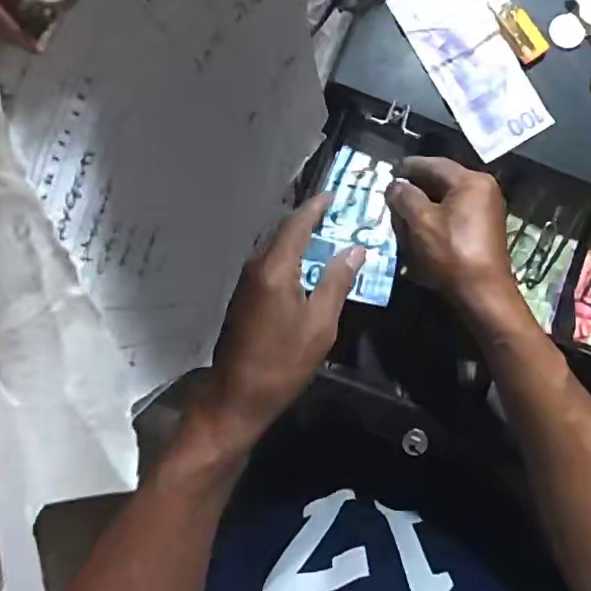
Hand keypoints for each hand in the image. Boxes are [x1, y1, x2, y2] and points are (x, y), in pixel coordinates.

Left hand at [197, 193, 362, 444]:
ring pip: (276, 248)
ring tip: (328, 237)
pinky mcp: (244, 296)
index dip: (316, 207)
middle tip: (338, 216)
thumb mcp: (320, 324)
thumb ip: (337, 282)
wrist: (236, 396)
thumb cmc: (283, 361)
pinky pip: (271, 264)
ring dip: (300, 240)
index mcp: (275, 268)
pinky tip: (308, 267)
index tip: (333, 194)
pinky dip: (291, 257)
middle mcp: (256, 267)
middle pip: (284, 233)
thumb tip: (354, 250)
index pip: (296, 225)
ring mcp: (246, 282)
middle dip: (310, 221)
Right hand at [385, 157, 516, 307]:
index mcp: (471, 181)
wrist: (482, 294)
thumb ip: (404, 196)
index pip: (434, 164)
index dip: (408, 166)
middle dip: (415, 187)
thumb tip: (395, 185)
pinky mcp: (483, 229)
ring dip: (423, 203)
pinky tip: (418, 227)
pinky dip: (435, 216)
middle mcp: (483, 189)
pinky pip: (454, 213)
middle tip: (392, 193)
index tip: (389, 170)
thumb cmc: (451, 253)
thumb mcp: (421, 221)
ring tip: (401, 211)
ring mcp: (486, 209)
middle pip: (441, 180)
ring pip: (447, 198)